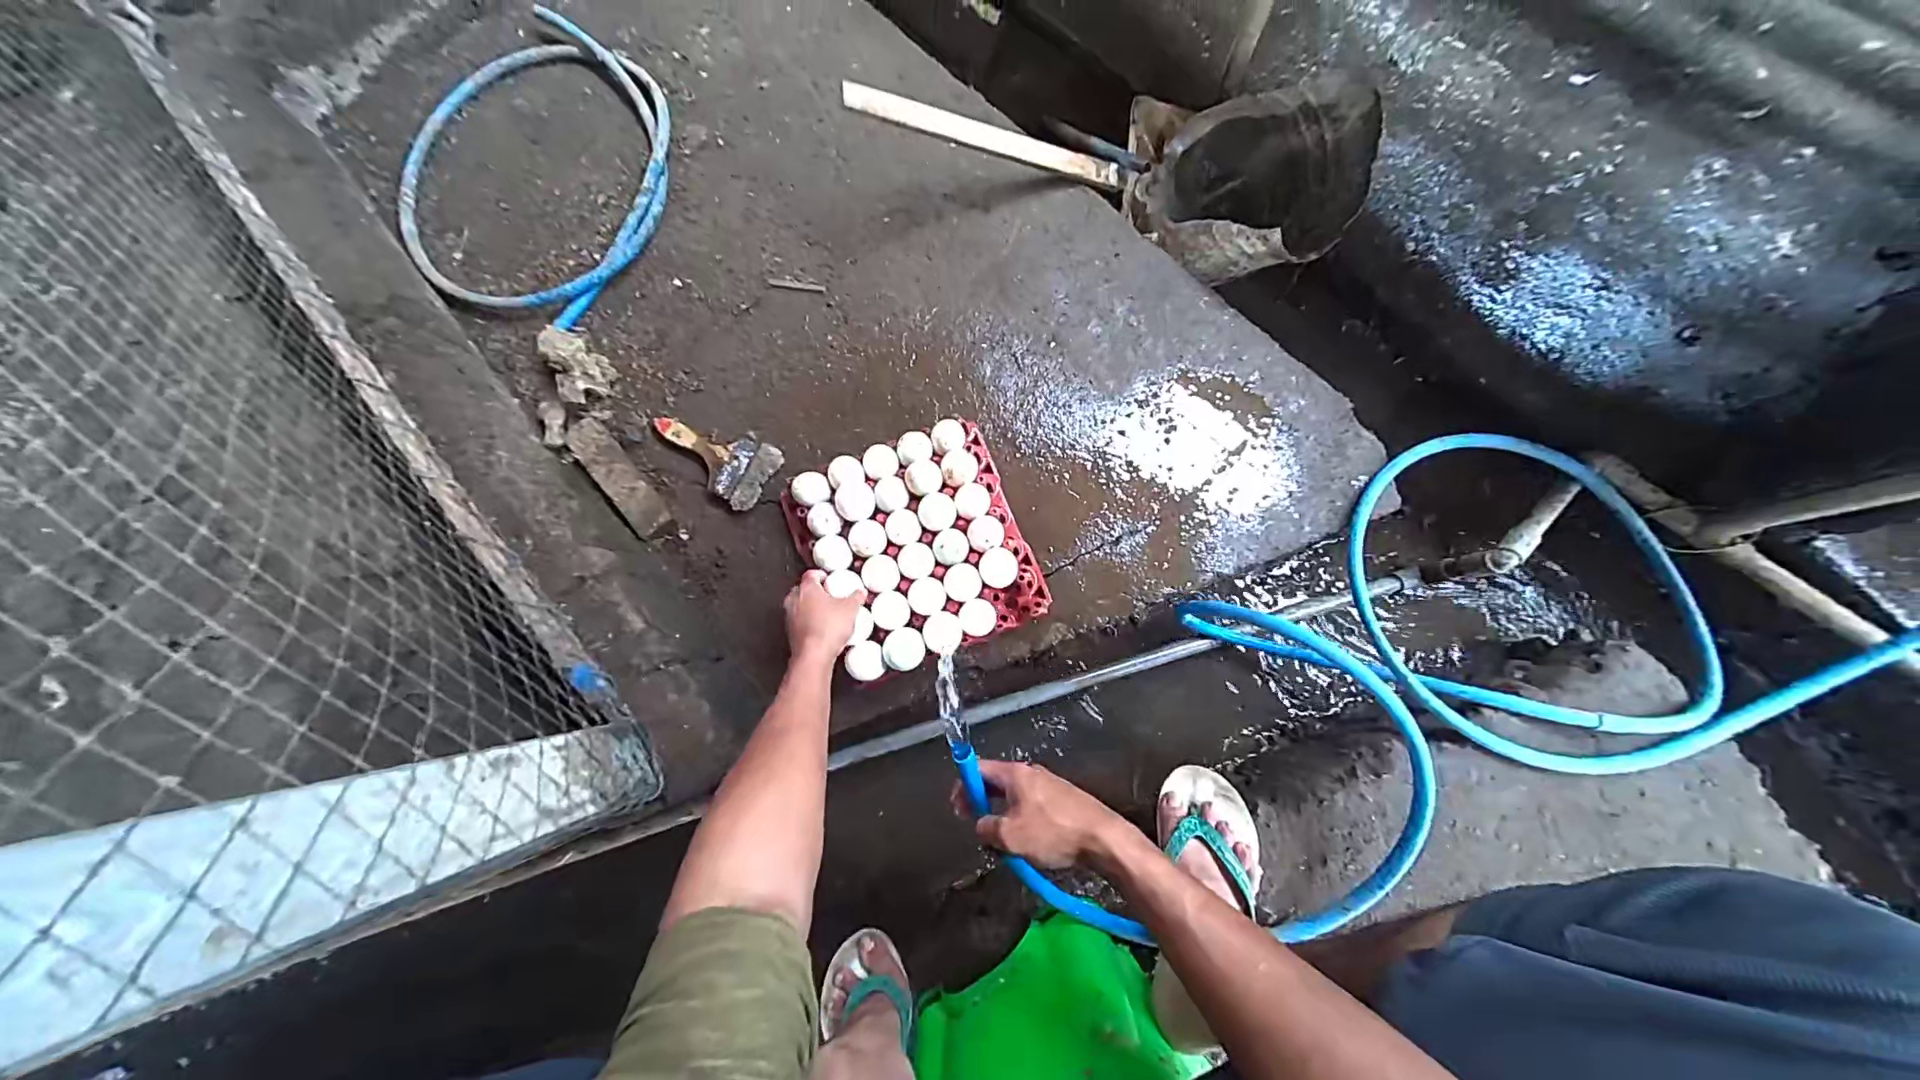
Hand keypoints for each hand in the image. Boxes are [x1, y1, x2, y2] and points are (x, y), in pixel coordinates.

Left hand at [785, 570, 864, 666]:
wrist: (814, 655)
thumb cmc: (829, 627)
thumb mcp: (851, 609)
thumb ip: (856, 598)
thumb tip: (860, 593)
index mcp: (807, 588)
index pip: (811, 574)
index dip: (821, 575)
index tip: (829, 579)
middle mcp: (794, 599)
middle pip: (803, 589)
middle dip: (815, 591)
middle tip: (829, 596)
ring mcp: (789, 616)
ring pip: (799, 605)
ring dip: (810, 607)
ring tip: (826, 613)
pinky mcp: (790, 632)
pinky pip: (799, 621)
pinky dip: (808, 621)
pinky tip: (821, 628)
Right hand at [952, 759, 1130, 869]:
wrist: (1103, 838)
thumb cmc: (1052, 833)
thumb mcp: (1009, 836)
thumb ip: (985, 828)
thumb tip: (981, 825)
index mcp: (1015, 773)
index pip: (978, 768)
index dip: (963, 785)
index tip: (958, 807)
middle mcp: (1032, 773)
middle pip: (996, 782)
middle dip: (982, 803)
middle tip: (976, 825)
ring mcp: (1049, 785)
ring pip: (1015, 797)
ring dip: (1003, 816)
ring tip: (1003, 841)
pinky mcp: (1064, 801)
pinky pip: (1032, 806)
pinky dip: (1022, 821)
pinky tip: (1028, 843)